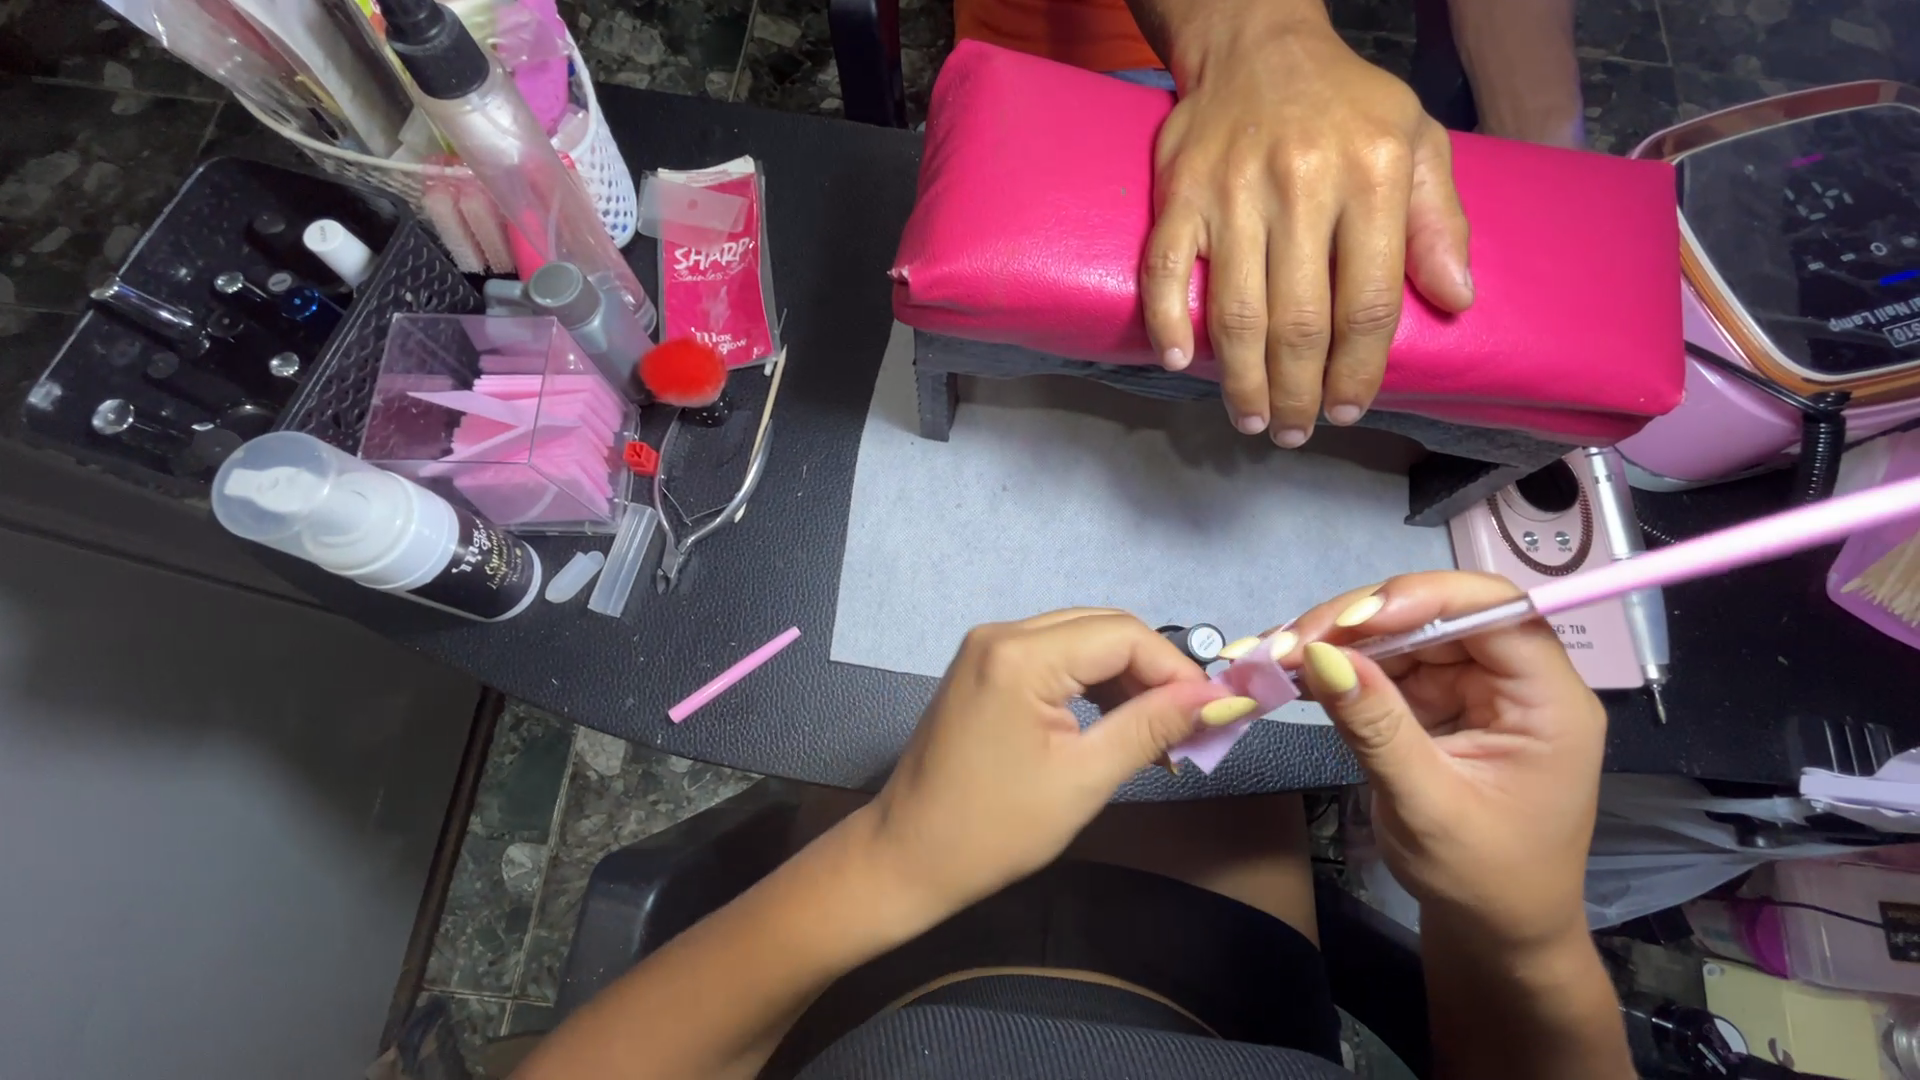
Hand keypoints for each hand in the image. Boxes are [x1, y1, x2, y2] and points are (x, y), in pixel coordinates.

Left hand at [861, 609, 1234, 917]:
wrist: (908, 854)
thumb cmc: (995, 829)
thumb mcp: (1084, 778)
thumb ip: (1151, 727)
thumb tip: (1215, 699)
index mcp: (1020, 654)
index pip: (1122, 635)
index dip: (1175, 669)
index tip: (1212, 712)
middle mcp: (1001, 633)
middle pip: (1102, 629)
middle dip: (1152, 672)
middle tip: (1188, 726)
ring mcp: (987, 647)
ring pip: (1079, 640)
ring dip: (1123, 678)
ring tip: (1157, 732)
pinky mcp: (983, 667)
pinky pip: (1052, 657)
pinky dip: (1089, 683)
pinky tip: (1114, 720)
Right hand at [1142, 17, 1473, 445]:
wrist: (1257, 47)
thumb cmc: (1342, 105)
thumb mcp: (1416, 141)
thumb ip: (1439, 220)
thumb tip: (1455, 302)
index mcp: (1371, 175)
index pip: (1370, 300)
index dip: (1359, 370)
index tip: (1348, 410)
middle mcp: (1300, 186)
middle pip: (1300, 321)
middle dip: (1298, 393)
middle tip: (1293, 432)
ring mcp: (1231, 194)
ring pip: (1236, 312)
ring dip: (1242, 381)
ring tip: (1250, 421)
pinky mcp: (1178, 197)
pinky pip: (1165, 272)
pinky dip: (1167, 323)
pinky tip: (1179, 363)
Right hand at [1283, 572, 1602, 948]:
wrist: (1491, 926)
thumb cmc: (1483, 877)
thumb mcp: (1426, 805)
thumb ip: (1376, 727)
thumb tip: (1318, 654)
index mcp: (1547, 701)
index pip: (1495, 612)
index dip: (1422, 599)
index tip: (1348, 622)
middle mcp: (1511, 679)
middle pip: (1435, 614)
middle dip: (1357, 621)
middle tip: (1288, 643)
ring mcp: (1469, 686)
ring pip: (1399, 633)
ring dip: (1335, 640)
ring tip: (1276, 655)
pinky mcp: (1433, 699)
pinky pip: (1381, 663)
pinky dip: (1335, 664)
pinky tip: (1292, 671)